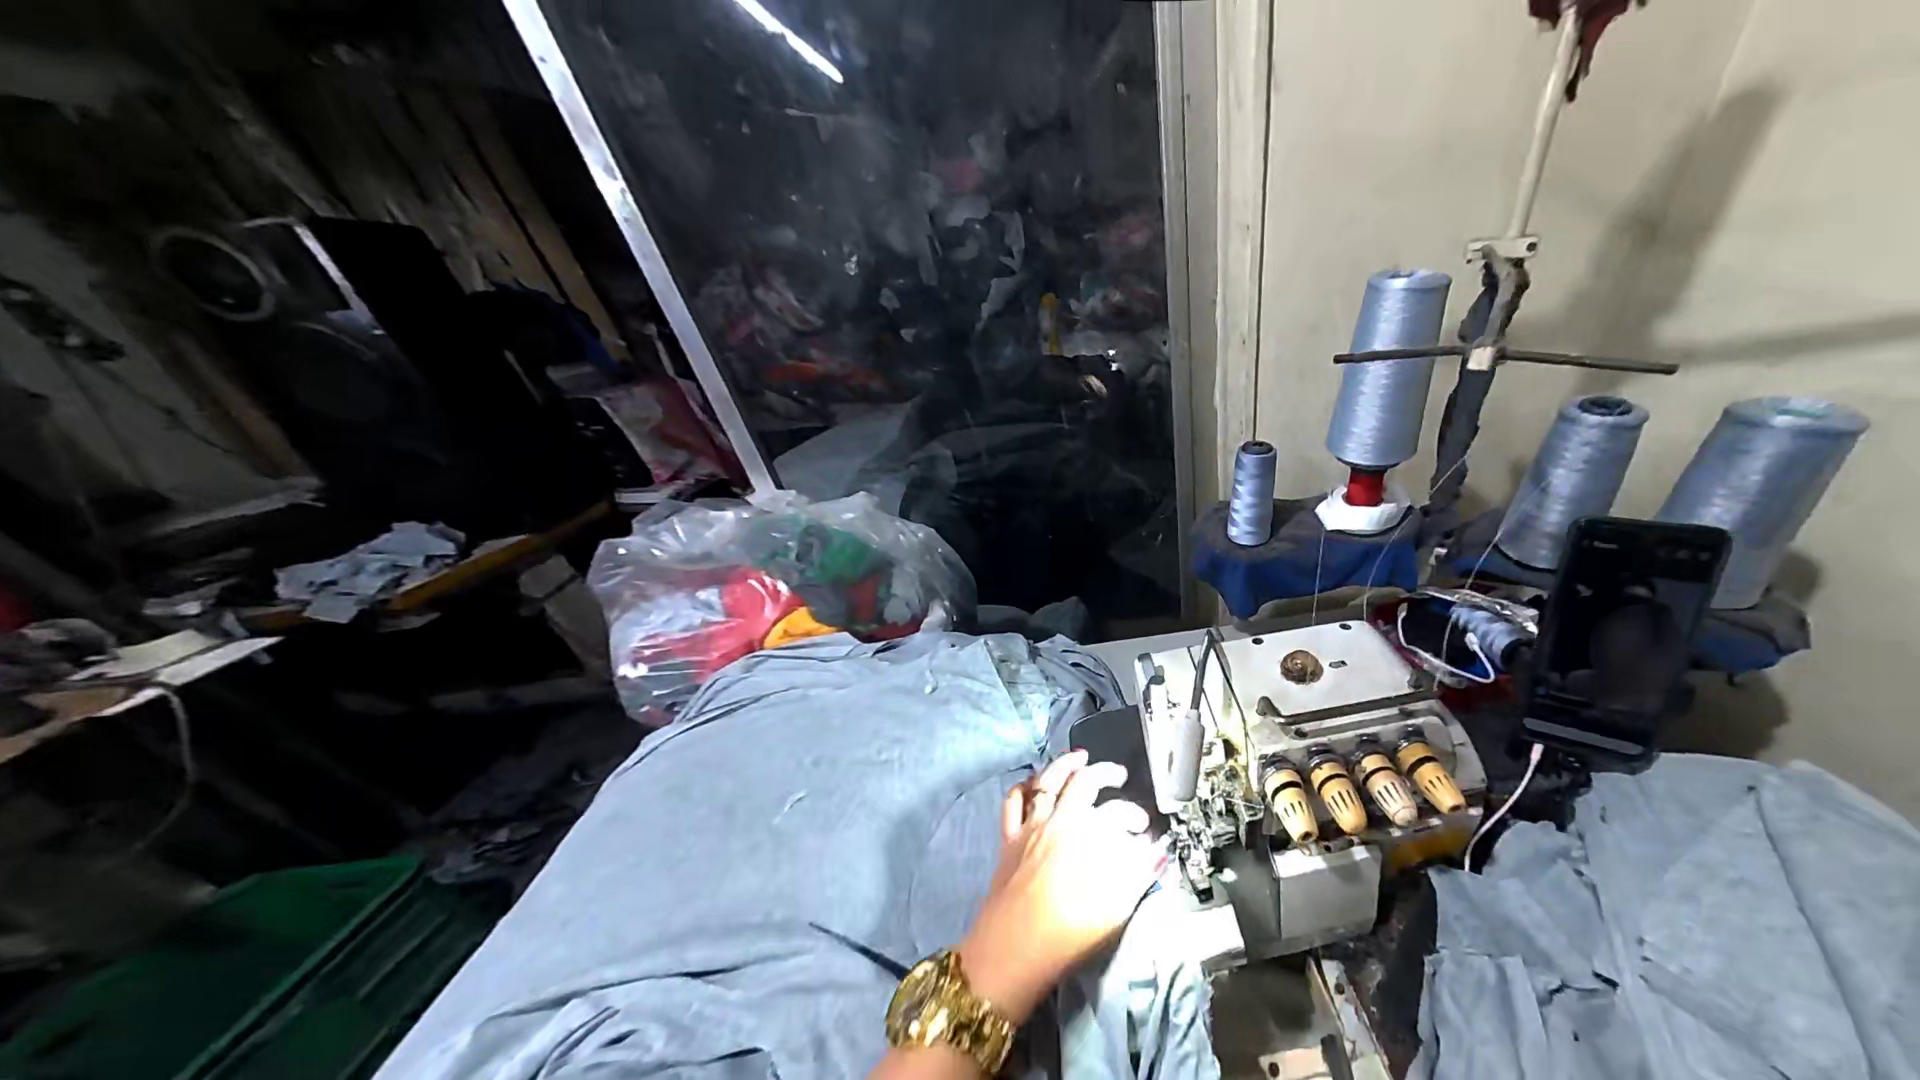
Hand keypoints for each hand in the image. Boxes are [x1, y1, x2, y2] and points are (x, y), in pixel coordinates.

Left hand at [957, 750, 1162, 1024]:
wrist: (1014, 948)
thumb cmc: (1068, 933)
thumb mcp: (1116, 907)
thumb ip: (1139, 873)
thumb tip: (1156, 852)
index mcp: (1087, 835)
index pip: (1119, 813)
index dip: (1136, 817)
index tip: (1145, 828)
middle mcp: (1058, 821)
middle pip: (1083, 783)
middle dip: (1104, 773)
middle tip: (1117, 774)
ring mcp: (1030, 827)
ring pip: (1047, 782)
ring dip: (1064, 765)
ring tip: (1078, 757)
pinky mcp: (1009, 838)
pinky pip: (1012, 802)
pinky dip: (1023, 787)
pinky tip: (1031, 783)